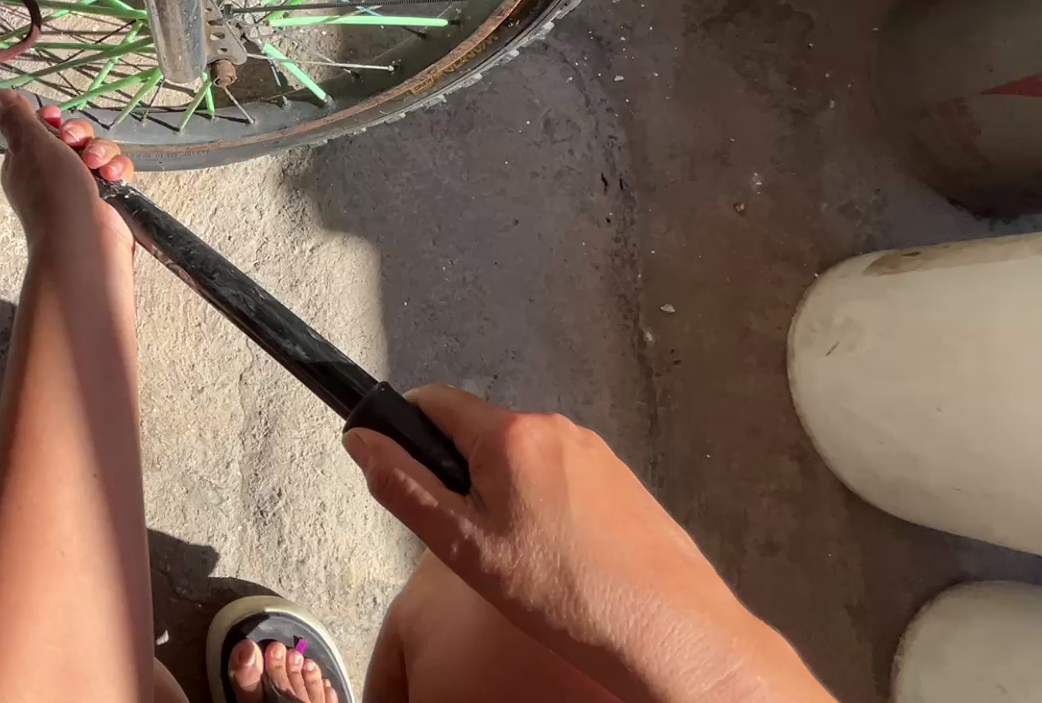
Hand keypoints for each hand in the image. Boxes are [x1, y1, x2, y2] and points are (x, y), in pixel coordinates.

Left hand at [0, 91, 132, 257]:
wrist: (83, 244)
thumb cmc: (52, 197)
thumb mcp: (29, 146)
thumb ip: (18, 118)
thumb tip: (4, 96)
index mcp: (27, 162)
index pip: (40, 129)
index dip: (51, 120)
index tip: (55, 119)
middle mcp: (53, 174)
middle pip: (73, 135)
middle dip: (79, 134)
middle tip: (75, 145)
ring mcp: (81, 186)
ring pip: (99, 149)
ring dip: (102, 151)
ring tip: (96, 166)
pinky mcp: (107, 196)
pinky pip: (117, 169)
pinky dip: (118, 169)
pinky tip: (113, 178)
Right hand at [343, 386, 833, 702]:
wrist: (683, 642)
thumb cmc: (562, 594)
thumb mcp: (462, 546)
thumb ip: (402, 484)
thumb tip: (359, 437)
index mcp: (507, 432)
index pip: (431, 399)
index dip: (408, 430)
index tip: (415, 479)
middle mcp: (550, 424)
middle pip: (473, 428)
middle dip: (458, 468)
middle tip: (468, 532)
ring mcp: (592, 448)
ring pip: (514, 451)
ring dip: (499, 485)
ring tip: (516, 550)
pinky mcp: (621, 476)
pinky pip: (555, 469)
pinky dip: (540, 497)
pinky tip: (557, 552)